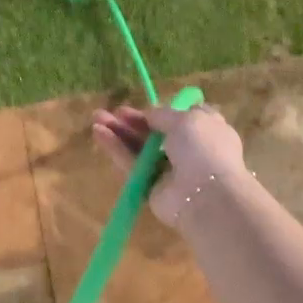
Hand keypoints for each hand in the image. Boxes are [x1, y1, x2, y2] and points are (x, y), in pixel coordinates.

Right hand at [93, 103, 246, 225]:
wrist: (205, 195)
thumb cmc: (203, 149)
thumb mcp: (186, 119)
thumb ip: (163, 114)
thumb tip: (149, 113)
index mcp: (205, 131)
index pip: (183, 118)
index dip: (163, 111)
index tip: (147, 107)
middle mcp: (187, 150)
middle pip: (155, 133)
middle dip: (132, 121)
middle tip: (110, 112)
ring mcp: (168, 170)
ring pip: (139, 148)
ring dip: (119, 133)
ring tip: (96, 118)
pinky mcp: (150, 186)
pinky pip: (131, 165)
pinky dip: (116, 149)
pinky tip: (99, 134)